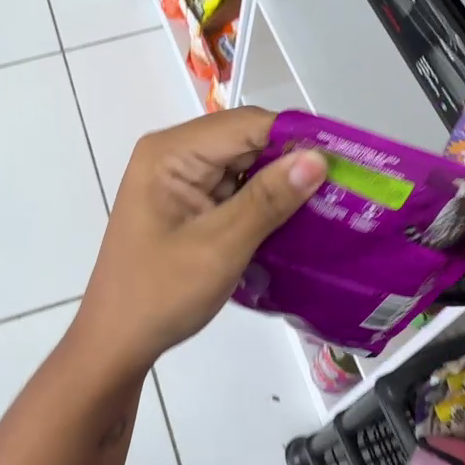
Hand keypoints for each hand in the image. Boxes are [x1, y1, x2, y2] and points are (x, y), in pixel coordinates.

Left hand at [71, 108, 326, 374]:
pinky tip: (299, 220)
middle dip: (293, 160)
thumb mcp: (220, 246)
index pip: (246, 124)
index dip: (296, 137)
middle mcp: (173, 153)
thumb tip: (318, 157)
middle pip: (246, 140)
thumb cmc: (160, 293)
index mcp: (171, 152)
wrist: (116, 340)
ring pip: (244, 164)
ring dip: (282, 182)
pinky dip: (264, 201)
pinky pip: (234, 188)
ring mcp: (179, 178)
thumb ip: (268, 199)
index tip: (346, 159)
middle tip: (347, 185)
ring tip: (335, 203)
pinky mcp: (188, 202)